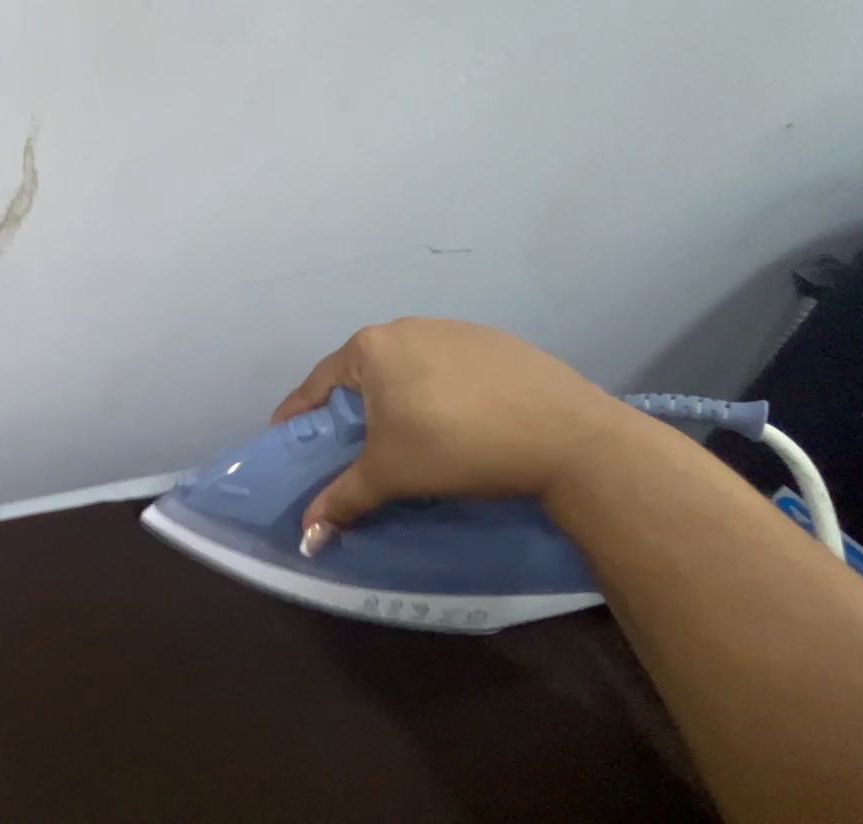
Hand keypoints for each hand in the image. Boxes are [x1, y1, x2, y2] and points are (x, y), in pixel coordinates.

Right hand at [272, 318, 647, 547]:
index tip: (288, 436)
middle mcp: (407, 328)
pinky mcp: (500, 342)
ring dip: (399, 396)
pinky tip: (460, 421)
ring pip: (408, 366)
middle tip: (350, 442)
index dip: (298, 414)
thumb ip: (342, 499)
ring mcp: (456, 330)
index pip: (318, 384)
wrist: (574, 441)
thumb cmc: (458, 447)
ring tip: (408, 433)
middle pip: (363, 371)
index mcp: (371, 348)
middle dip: (351, 406)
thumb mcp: (391, 476)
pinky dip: (443, 391)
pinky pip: (451, 367)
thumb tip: (307, 535)